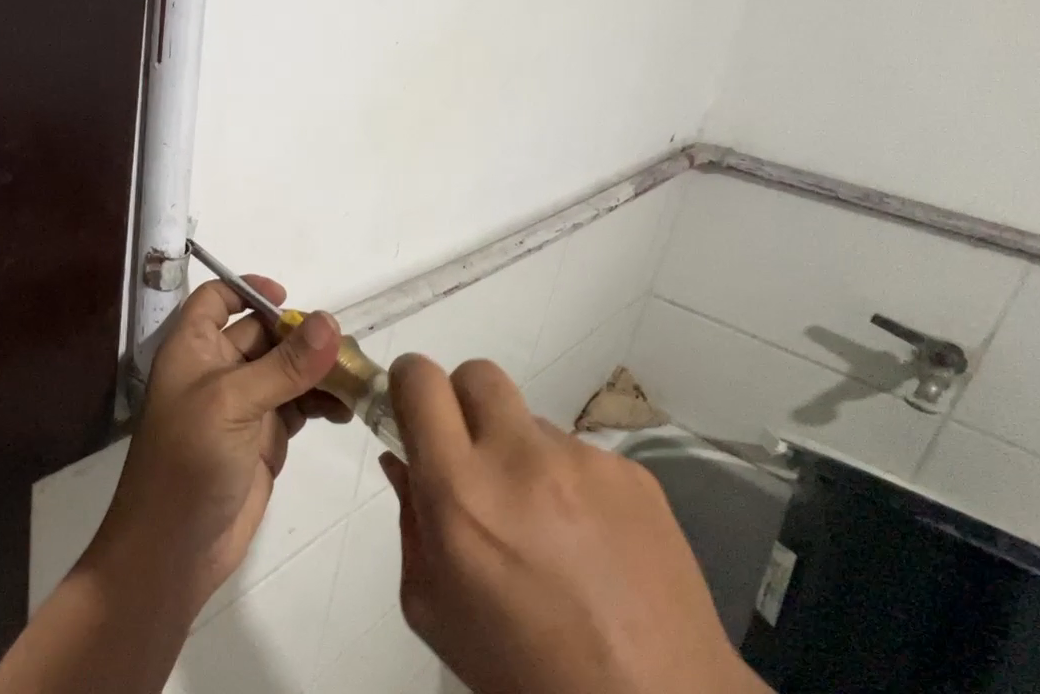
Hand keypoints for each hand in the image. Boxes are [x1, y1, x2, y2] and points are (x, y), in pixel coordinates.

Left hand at [89, 278, 346, 613]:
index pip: (216, 300)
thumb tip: (331, 322)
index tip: (290, 298)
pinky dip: (322, 403)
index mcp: (193, 349)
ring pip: (286, 371)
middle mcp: (216, 370)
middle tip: (348, 348)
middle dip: (302, 336)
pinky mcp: (263, 439)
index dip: (247, 290)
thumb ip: (284, 365)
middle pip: (262, 333)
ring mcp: (242, 406)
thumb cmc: (188, 462)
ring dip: (318, 371)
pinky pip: (298, 406)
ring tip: (356, 380)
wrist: (173, 549)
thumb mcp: (233, 404)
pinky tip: (346, 410)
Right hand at [380, 355, 769, 693]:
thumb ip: (409, 521)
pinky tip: (587, 542)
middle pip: (477, 375)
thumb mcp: (431, 606)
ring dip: (520, 455)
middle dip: (461, 403)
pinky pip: (581, 456)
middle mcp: (521, 458)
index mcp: (460, 491)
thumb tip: (405, 462)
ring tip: (544, 527)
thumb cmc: (521, 667)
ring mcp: (586, 462)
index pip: (421, 381)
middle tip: (470, 457)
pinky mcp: (635, 475)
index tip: (411, 413)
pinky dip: (570, 484)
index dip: (408, 385)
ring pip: (531, 423)